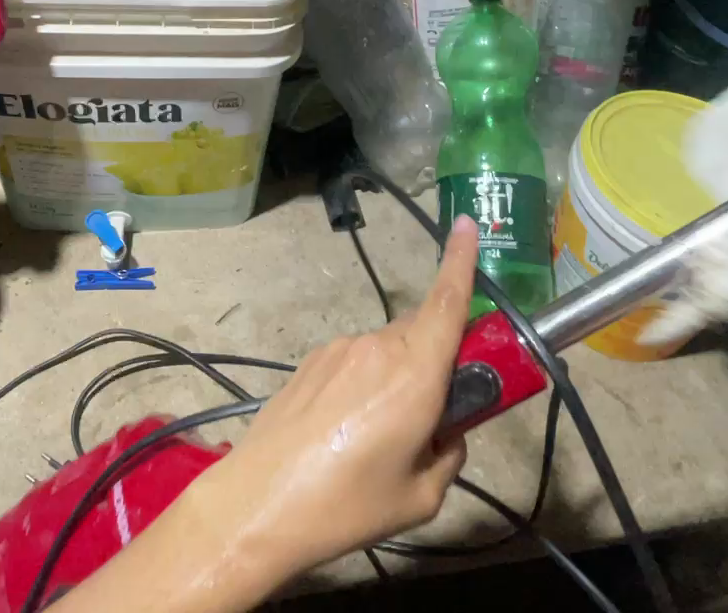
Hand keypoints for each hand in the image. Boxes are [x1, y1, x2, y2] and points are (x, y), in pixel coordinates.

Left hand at [177, 216, 480, 579]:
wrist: (259, 502)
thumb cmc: (348, 504)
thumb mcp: (421, 497)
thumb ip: (449, 453)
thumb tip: (448, 432)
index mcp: (414, 373)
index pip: (446, 302)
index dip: (461, 261)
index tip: (468, 224)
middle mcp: (377, 347)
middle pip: (421, 332)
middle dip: (438, 358)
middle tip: (436, 413)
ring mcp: (339, 349)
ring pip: (388, 350)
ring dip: (399, 377)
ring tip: (377, 438)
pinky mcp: (312, 360)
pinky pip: (356, 361)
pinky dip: (367, 384)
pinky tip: (344, 431)